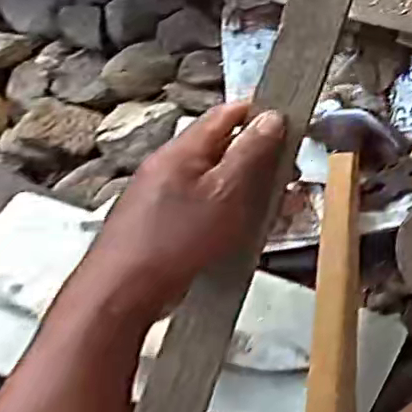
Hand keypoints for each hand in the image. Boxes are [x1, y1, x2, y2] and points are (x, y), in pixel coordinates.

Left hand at [75, 102, 287, 320]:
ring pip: (219, 177)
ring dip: (252, 187)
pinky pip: (206, 202)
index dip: (263, 113)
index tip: (292, 125)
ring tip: (276, 208)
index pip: (228, 113)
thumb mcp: (228, 190)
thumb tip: (271, 117)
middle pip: (226, 146)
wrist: (119, 299)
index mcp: (181, 151)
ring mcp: (161, 195)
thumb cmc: (174, 241)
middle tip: (289, 177)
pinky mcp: (161, 221)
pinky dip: (232, 208)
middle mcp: (167, 167)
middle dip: (263, 158)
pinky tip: (247, 227)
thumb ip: (252, 150)